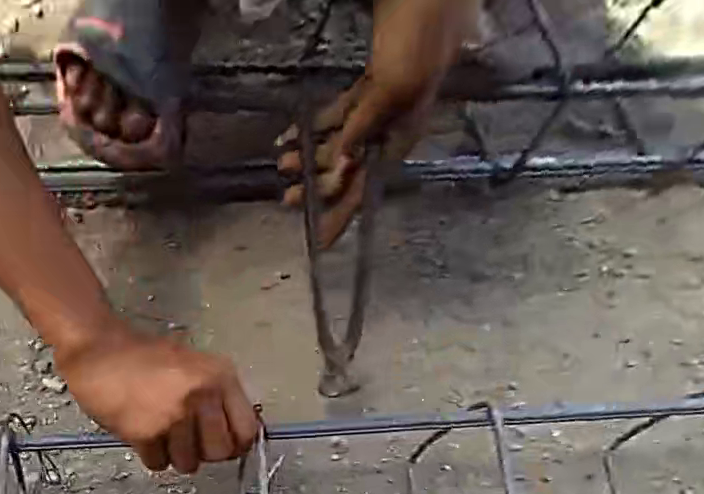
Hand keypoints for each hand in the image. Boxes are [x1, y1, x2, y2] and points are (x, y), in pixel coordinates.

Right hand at [56, 317, 258, 473]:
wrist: (98, 350)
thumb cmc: (143, 358)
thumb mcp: (194, 366)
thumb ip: (218, 398)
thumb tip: (237, 437)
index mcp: (220, 377)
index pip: (247, 431)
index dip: (235, 445)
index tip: (223, 445)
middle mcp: (202, 396)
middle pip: (220, 453)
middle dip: (204, 453)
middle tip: (187, 440)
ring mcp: (175, 416)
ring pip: (189, 464)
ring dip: (174, 455)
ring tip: (160, 431)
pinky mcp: (147, 433)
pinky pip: (159, 463)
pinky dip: (150, 455)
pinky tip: (142, 431)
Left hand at [277, 0, 479, 246]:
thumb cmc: (420, 40)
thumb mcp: (393, 88)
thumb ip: (365, 126)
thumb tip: (342, 162)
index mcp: (399, 139)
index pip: (365, 191)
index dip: (341, 217)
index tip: (319, 241)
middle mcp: (388, 132)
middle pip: (347, 173)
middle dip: (316, 188)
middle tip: (287, 199)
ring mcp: (378, 111)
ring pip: (338, 145)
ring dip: (309, 156)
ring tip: (283, 163)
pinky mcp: (370, 87)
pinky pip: (337, 115)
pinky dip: (314, 125)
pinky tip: (292, 134)